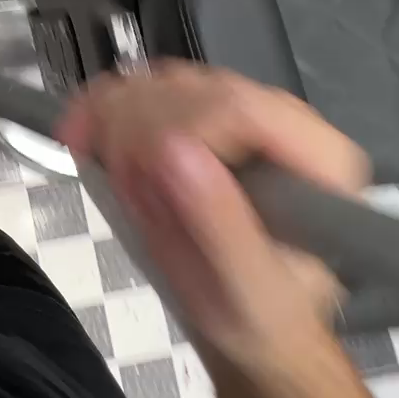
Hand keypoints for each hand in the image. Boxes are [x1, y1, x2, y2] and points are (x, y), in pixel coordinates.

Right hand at [56, 62, 368, 374]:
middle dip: (138, 132)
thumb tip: (174, 152)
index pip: (237, 106)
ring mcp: (234, 110)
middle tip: (125, 191)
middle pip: (190, 87)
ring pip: (159, 81)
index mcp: (316, 159)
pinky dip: (100, 108)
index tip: (140, 176)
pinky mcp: (194, 110)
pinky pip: (139, 86)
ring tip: (118, 184)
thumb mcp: (246, 291)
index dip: (175, 127)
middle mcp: (279, 120)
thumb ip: (220, 224)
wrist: (242, 316)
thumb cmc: (256, 316)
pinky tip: (82, 138)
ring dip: (115, 123)